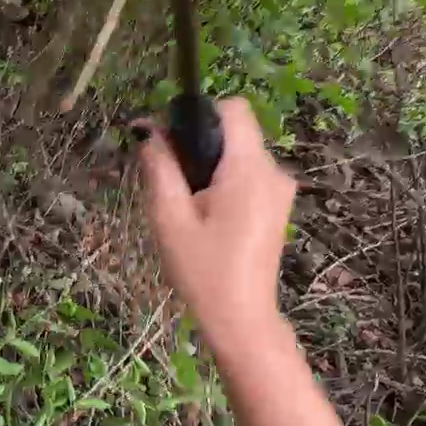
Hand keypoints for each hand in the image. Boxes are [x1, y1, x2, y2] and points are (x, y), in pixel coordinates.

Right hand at [139, 98, 296, 355]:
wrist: (239, 316)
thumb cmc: (201, 268)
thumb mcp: (168, 217)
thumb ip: (159, 168)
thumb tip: (147, 130)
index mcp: (248, 170)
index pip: (232, 109)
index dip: (196, 114)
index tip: (167, 139)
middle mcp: (273, 172)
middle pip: (231, 133)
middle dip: (194, 146)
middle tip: (162, 179)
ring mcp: (278, 190)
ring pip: (235, 155)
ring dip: (204, 167)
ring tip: (179, 205)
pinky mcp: (275, 206)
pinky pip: (243, 175)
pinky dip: (218, 182)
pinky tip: (199, 215)